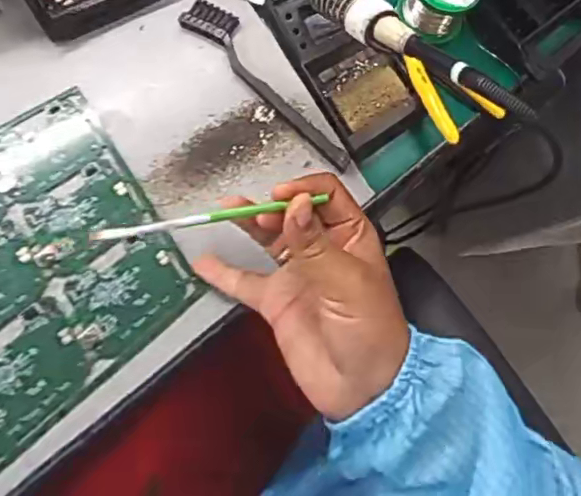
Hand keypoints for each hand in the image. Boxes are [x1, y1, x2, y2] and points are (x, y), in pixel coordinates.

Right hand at [193, 174, 409, 421]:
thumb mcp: (347, 281)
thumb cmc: (374, 331)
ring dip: (249, 223)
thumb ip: (315, 244)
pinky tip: (206, 262)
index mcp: (349, 235)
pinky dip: (224, 271)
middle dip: (273, 205)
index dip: (304, 190)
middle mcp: (321, 248)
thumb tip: (295, 205)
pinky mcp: (277, 301)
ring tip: (228, 210)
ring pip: (268, 238)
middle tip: (259, 211)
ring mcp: (297, 273)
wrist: (363, 390)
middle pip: (292, 212)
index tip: (283, 194)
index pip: (326, 196)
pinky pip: (245, 280)